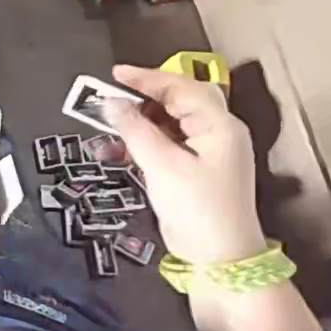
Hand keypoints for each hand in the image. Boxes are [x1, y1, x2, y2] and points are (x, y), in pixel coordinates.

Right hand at [107, 64, 266, 265]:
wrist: (220, 256)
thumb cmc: (196, 209)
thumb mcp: (162, 167)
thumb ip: (135, 130)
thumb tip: (110, 102)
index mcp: (218, 125)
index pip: (180, 87)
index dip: (145, 78)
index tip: (114, 74)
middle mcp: (219, 131)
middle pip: (179, 100)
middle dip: (145, 96)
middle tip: (112, 97)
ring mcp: (210, 151)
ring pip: (173, 122)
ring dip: (142, 121)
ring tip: (112, 127)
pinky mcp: (198, 169)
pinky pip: (171, 143)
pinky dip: (147, 142)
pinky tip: (124, 149)